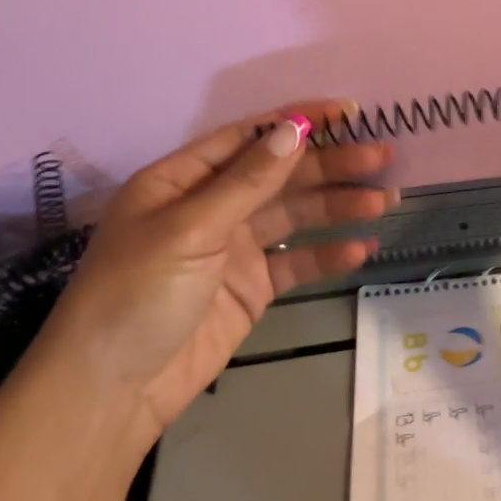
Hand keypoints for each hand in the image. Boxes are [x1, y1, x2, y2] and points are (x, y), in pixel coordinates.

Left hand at [27, 101, 393, 435]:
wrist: (115, 388)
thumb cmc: (137, 293)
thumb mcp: (190, 229)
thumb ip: (248, 181)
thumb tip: (295, 129)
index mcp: (181, 180)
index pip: (248, 137)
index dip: (298, 121)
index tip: (350, 112)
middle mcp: (211, 207)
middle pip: (280, 175)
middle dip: (331, 164)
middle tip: (383, 157)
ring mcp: (234, 248)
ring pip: (295, 216)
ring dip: (339, 206)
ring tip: (385, 201)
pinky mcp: (252, 287)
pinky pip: (297, 262)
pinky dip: (328, 254)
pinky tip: (361, 248)